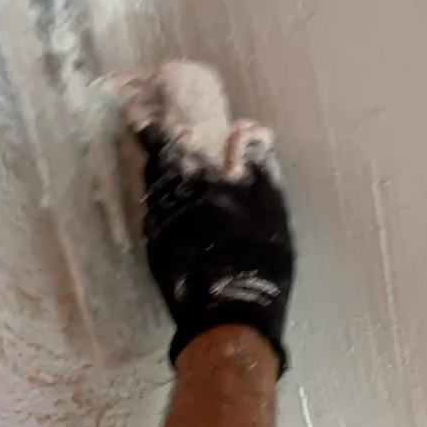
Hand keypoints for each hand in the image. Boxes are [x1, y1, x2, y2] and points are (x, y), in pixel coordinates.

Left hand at [137, 126, 294, 372]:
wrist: (230, 322)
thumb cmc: (258, 264)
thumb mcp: (273, 214)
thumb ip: (259, 169)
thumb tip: (247, 131)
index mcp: (193, 180)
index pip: (164, 138)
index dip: (157, 120)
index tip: (155, 105)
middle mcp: (166, 201)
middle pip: (154, 165)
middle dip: (161, 151)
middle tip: (169, 139)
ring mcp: (156, 231)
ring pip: (153, 194)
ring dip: (163, 182)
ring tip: (178, 178)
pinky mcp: (156, 256)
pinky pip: (156, 221)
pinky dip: (166, 212)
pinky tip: (182, 218)